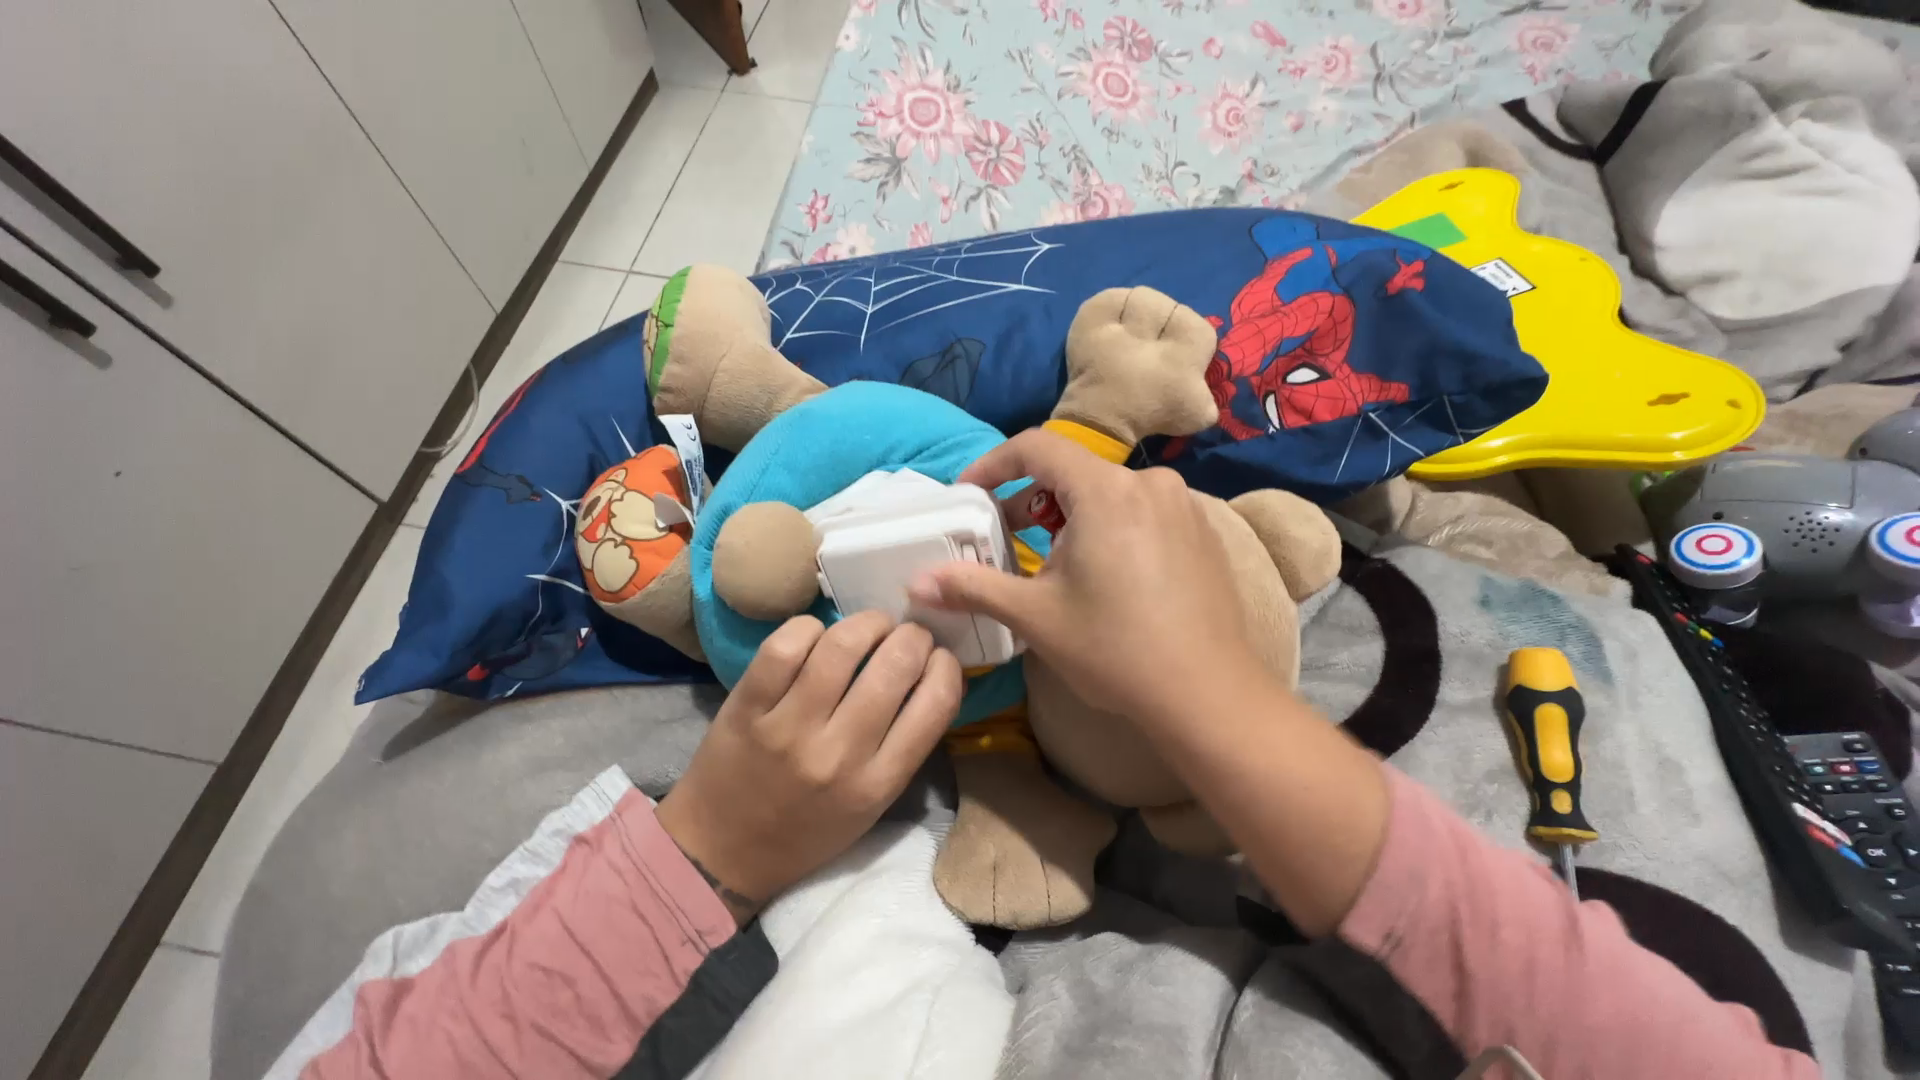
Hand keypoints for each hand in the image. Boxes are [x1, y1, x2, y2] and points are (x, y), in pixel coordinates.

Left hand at [655, 612, 961, 923]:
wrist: (721, 853)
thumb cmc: (807, 830)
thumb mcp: (873, 805)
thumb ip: (905, 744)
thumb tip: (934, 673)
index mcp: (878, 783)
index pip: (937, 702)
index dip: (947, 665)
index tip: (938, 659)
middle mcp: (838, 754)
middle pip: (896, 663)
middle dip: (912, 635)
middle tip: (905, 636)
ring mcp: (788, 728)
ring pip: (842, 645)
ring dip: (867, 622)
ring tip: (869, 628)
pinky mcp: (746, 707)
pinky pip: (785, 646)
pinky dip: (809, 627)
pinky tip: (816, 637)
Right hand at [909, 428, 1264, 726]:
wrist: (1208, 696)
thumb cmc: (1115, 649)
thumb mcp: (1036, 616)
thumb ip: (973, 588)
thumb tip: (917, 583)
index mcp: (1106, 491)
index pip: (1037, 447)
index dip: (993, 465)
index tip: (968, 495)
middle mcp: (1150, 483)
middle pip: (1074, 471)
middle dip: (1032, 499)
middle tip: (1009, 539)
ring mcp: (1185, 507)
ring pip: (1110, 494)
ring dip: (1072, 517)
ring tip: (1058, 567)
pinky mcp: (1204, 533)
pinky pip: (1144, 513)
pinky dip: (1112, 529)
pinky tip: (1109, 579)